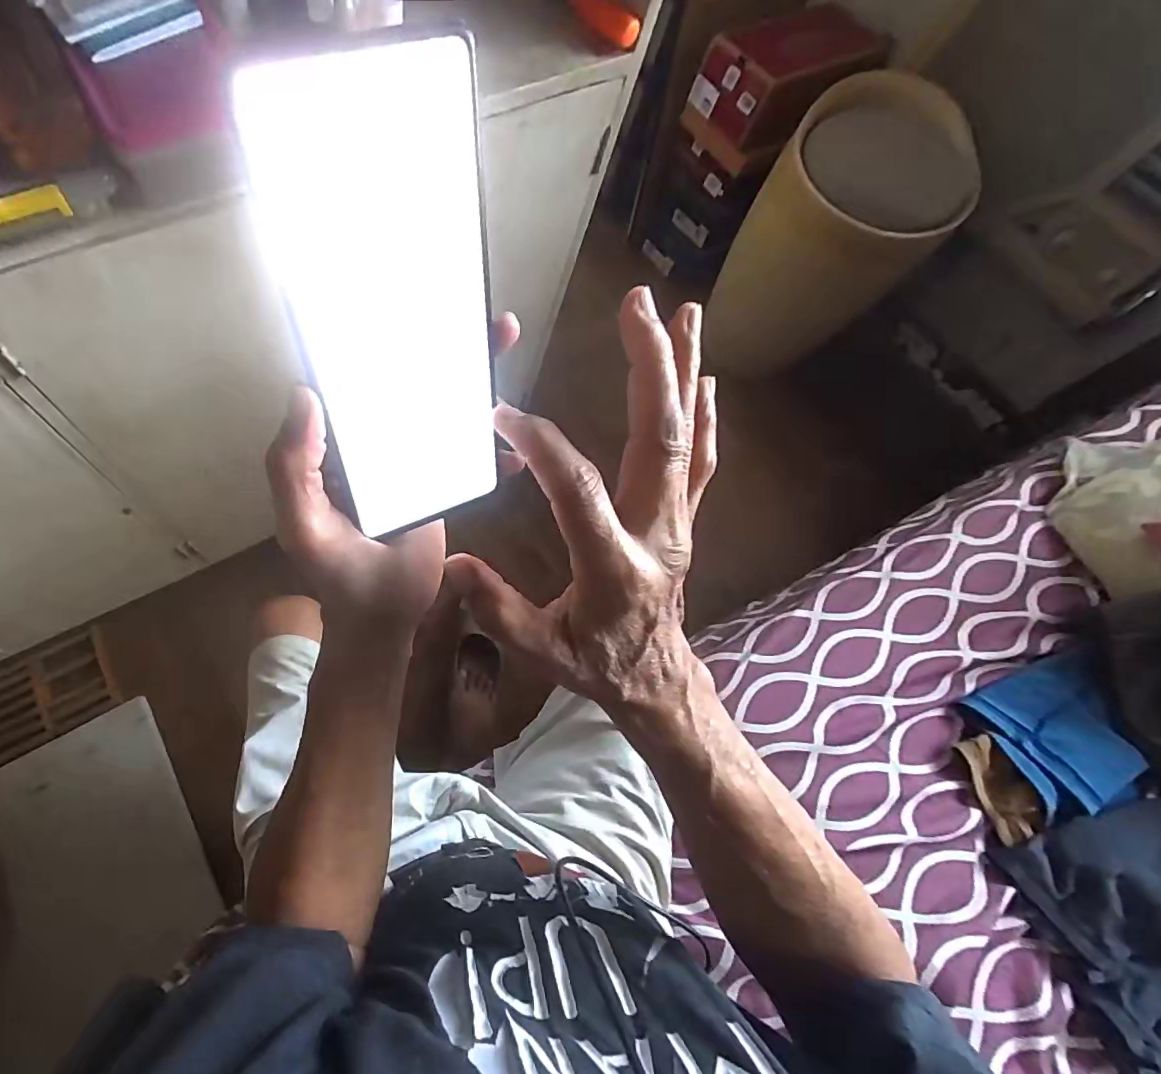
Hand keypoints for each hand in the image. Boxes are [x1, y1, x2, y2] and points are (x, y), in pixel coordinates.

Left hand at [266, 314, 519, 634]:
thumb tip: (305, 393)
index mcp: (336, 445)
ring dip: (470, 381)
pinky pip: (466, 452)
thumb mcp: (301, 523)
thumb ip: (293, 465)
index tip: (399, 301)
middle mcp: (373, 445)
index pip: (353, 383)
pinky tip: (510, 440)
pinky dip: (490, 444)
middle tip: (467, 310)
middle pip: (405, 385)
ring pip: (440, 411)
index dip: (372, 342)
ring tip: (500, 338)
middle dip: (436, 347)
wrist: (383, 617)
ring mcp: (410, 462)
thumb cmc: (335, 572)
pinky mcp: (442, 484)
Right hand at [447, 287, 716, 731]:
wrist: (658, 680)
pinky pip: (699, 458)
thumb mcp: (541, 650)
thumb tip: (457, 563)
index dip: (542, 445)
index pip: (578, 488)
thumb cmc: (598, 664)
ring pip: (685, 437)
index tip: (504, 417)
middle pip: (657, 439)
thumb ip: (498, 609)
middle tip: (639, 306)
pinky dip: (702, 413)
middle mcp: (655, 531)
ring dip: (684, 371)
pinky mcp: (683, 519)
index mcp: (613, 563)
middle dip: (649, 367)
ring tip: (685, 312)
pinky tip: (704, 377)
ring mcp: (677, 521)